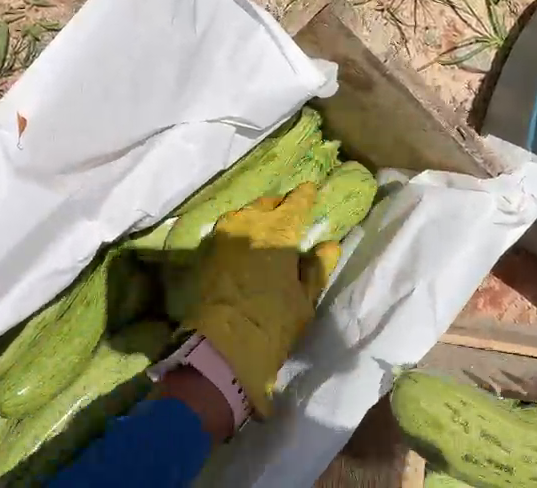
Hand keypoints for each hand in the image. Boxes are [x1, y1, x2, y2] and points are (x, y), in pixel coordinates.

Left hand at [182, 181, 339, 416]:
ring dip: (255, 216)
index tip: (310, 189)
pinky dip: (238, 231)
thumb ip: (317, 268)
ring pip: (244, 214)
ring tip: (263, 225)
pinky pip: (227, 230)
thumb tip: (329, 245)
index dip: (305, 195)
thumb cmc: (273, 323)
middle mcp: (250, 223)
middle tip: (287, 212)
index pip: (296, 203)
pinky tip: (243, 241)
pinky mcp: (206, 251)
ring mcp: (224, 235)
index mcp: (280, 230)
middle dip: (279, 206)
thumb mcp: (305, 299)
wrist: (223, 346)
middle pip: (267, 205)